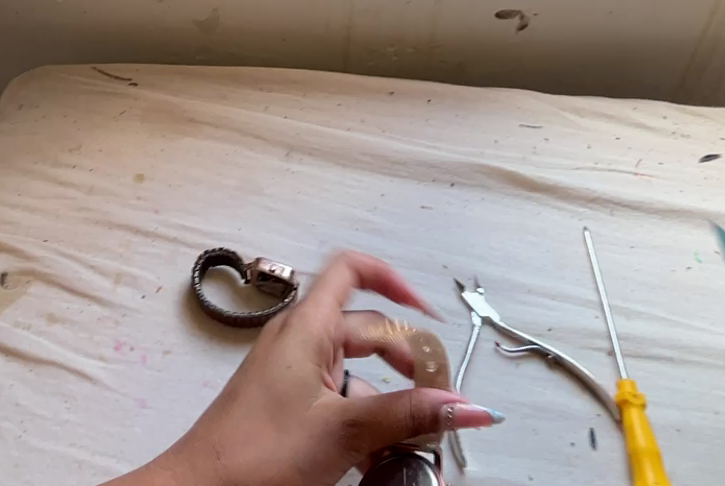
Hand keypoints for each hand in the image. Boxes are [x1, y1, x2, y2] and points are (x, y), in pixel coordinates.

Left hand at [111, 252, 503, 485]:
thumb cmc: (258, 453)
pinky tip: (382, 454)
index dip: (392, 280)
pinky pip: (337, 393)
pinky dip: (364, 415)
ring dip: (388, 397)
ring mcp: (293, 369)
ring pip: (355, 369)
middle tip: (437, 399)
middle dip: (406, 360)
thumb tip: (467, 405)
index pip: (352, 270)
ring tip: (415, 438)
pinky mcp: (288, 400)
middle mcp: (301, 337)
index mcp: (309, 325)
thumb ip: (407, 415)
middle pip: (366, 328)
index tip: (427, 315)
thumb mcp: (343, 431)